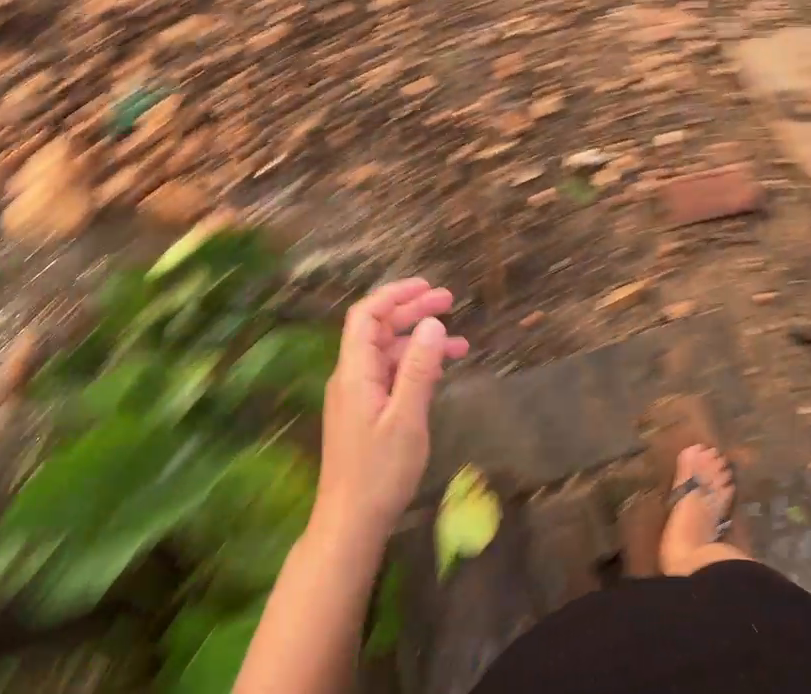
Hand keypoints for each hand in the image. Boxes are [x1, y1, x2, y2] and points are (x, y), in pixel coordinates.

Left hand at [315, 279, 467, 544]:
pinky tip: (440, 372)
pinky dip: (415, 367)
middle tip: (450, 302)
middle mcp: (351, 378)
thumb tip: (432, 324)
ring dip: (419, 342)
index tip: (429, 287)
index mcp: (354, 373)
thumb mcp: (406, 418)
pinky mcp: (365, 415)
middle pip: (378, 330)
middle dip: (412, 312)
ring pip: (387, 354)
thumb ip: (418, 368)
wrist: (350, 523)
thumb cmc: (379, 472)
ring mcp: (357, 397)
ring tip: (461, 341)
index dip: (395, 295)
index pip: (366, 316)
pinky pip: (390, 376)